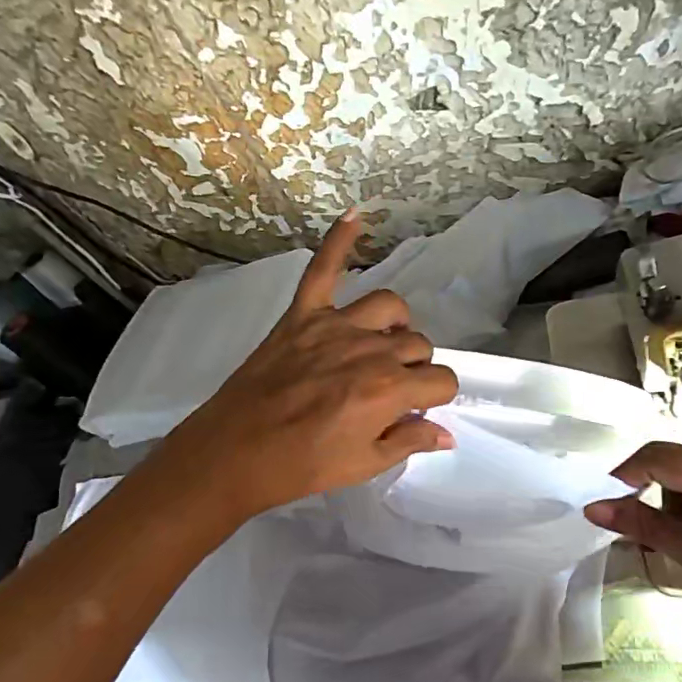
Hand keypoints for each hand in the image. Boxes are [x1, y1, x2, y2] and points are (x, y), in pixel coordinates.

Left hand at [147, 209, 458, 524]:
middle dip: (415, 367)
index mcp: (389, 390)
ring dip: (395, 324)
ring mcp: (334, 326)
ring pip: (388, 306)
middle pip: (419, 343)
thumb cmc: (302, 465)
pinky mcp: (301, 315)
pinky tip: (355, 215)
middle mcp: (370, 350)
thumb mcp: (364, 465)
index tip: (418, 410)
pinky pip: (323, 269)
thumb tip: (447, 434)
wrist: (235, 452)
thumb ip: (409, 442)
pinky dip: (339, 241)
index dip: (435, 398)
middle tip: (391, 390)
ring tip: (381, 344)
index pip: (441, 381)